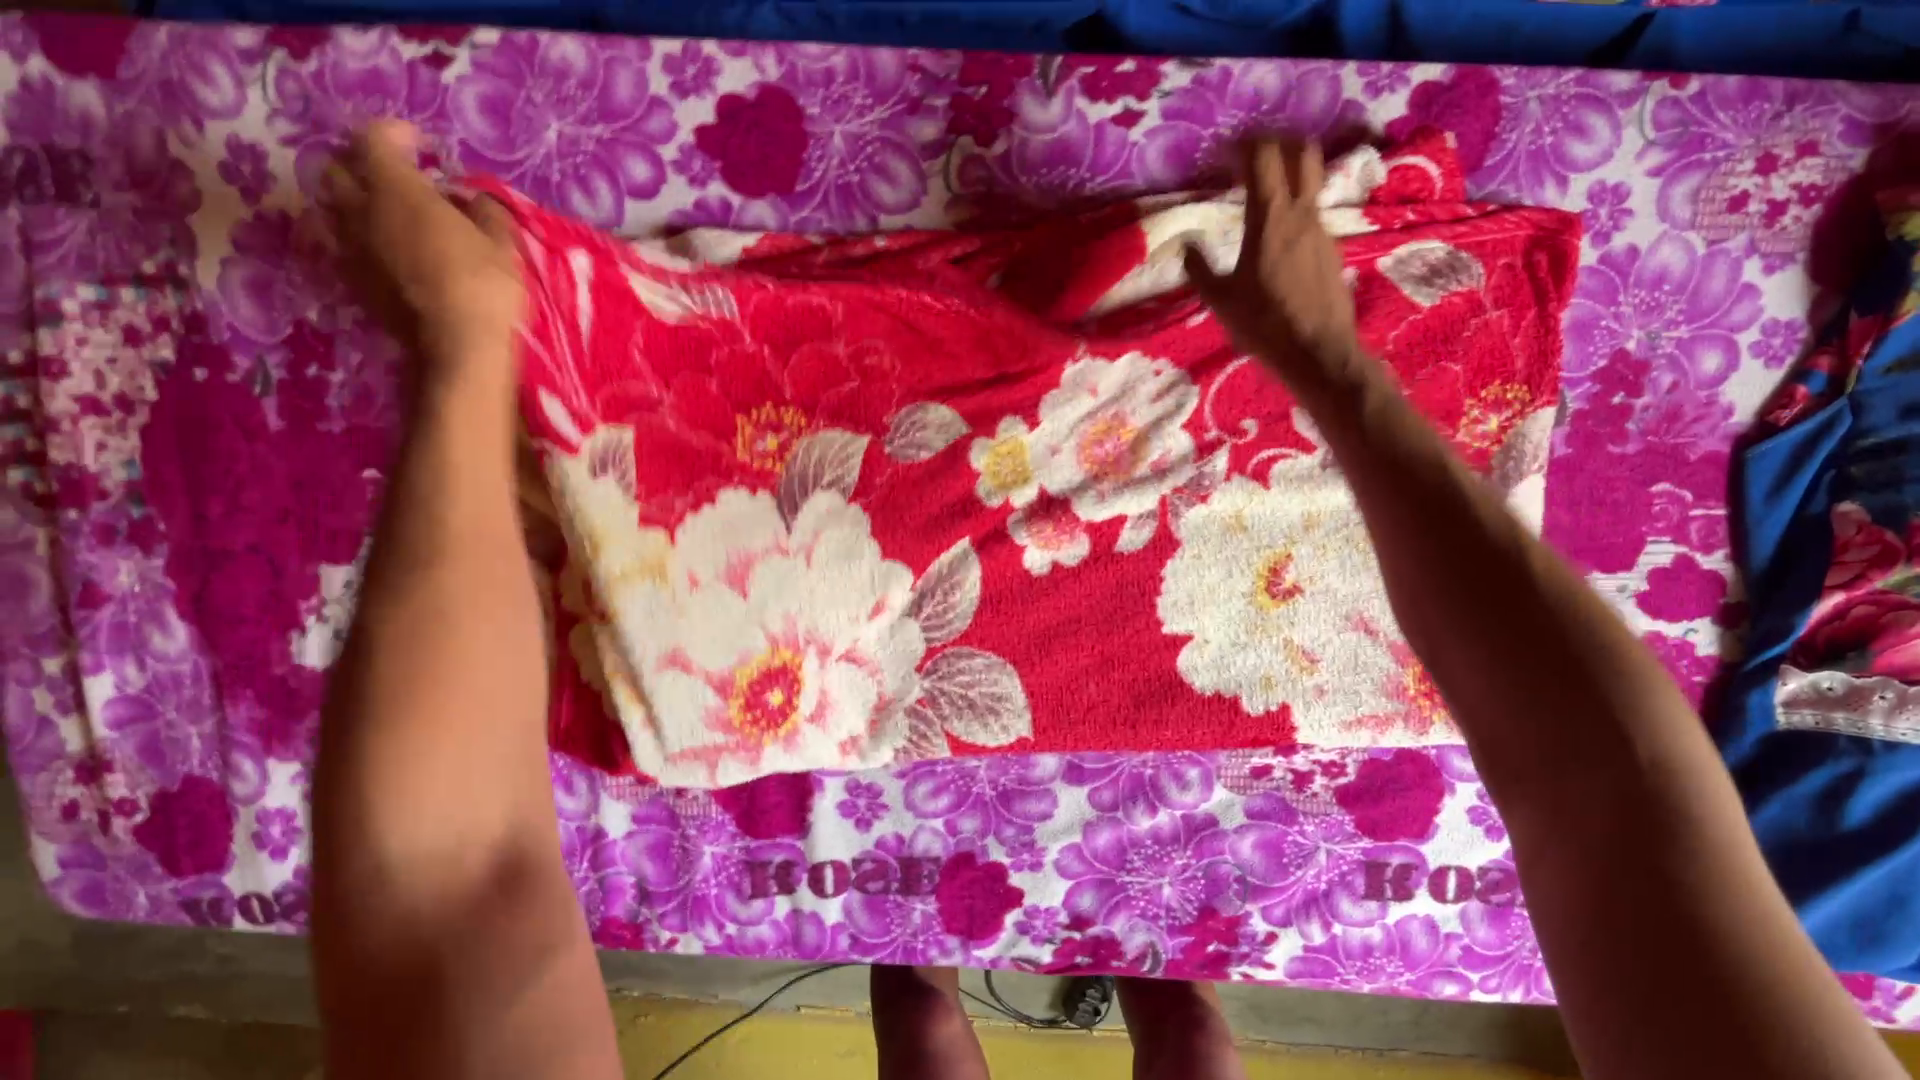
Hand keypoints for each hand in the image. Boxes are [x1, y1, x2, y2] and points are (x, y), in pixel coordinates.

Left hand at [326, 120, 523, 372]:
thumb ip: (485, 211)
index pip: (373, 139)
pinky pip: (342, 243)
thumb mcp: (503, 244)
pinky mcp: (351, 281)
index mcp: (396, 190)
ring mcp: (349, 247)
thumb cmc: (484, 288)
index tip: (423, 147)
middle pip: (336, 168)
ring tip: (386, 214)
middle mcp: (359, 210)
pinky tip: (385, 249)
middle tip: (396, 177)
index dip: (396, 134)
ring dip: (354, 202)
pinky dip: (358, 236)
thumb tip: (472, 199)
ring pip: (331, 207)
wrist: (457, 349)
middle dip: (362, 165)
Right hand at [1184, 140, 1362, 393]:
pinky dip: (1294, 208)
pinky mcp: (1331, 249)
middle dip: (1277, 142)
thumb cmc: (1263, 324)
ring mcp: (1322, 229)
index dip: (1243, 144)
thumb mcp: (1219, 300)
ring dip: (1287, 175)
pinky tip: (1277, 235)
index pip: (1262, 157)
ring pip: (1310, 181)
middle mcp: (1302, 214)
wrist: (1317, 351)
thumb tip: (1187, 245)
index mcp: (1270, 219)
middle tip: (1252, 154)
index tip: (1223, 151)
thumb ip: (1200, 268)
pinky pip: (1312, 213)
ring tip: (1261, 193)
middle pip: (1301, 152)